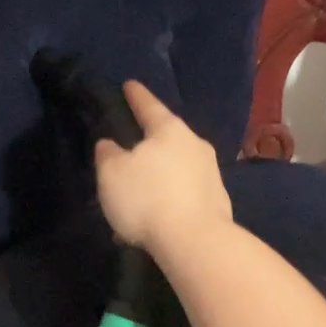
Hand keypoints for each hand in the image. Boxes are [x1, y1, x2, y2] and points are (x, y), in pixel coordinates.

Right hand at [94, 80, 233, 251]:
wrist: (195, 241)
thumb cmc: (148, 198)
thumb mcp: (111, 173)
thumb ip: (107, 154)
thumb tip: (110, 145)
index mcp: (170, 130)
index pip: (149, 105)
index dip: (136, 96)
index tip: (129, 85)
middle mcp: (195, 145)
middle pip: (167, 138)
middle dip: (148, 144)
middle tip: (129, 150)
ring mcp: (211, 174)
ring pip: (176, 170)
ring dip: (157, 179)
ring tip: (138, 197)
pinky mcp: (218, 203)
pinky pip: (184, 195)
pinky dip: (168, 201)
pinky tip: (154, 220)